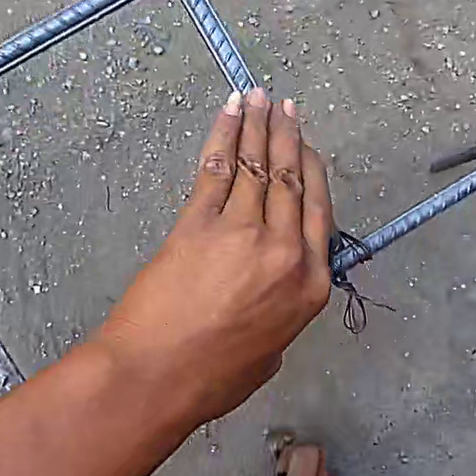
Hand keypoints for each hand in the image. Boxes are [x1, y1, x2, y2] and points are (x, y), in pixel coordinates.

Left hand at [88, 89, 333, 427]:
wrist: (156, 376)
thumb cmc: (211, 379)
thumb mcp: (267, 356)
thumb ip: (278, 316)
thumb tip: (270, 296)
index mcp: (310, 286)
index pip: (319, 213)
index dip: (313, 172)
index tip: (308, 145)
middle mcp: (285, 252)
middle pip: (292, 181)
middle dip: (289, 137)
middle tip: (286, 106)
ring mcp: (242, 233)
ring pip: (258, 167)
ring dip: (259, 125)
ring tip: (260, 96)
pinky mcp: (198, 224)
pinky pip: (217, 170)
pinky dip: (224, 136)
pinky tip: (230, 112)